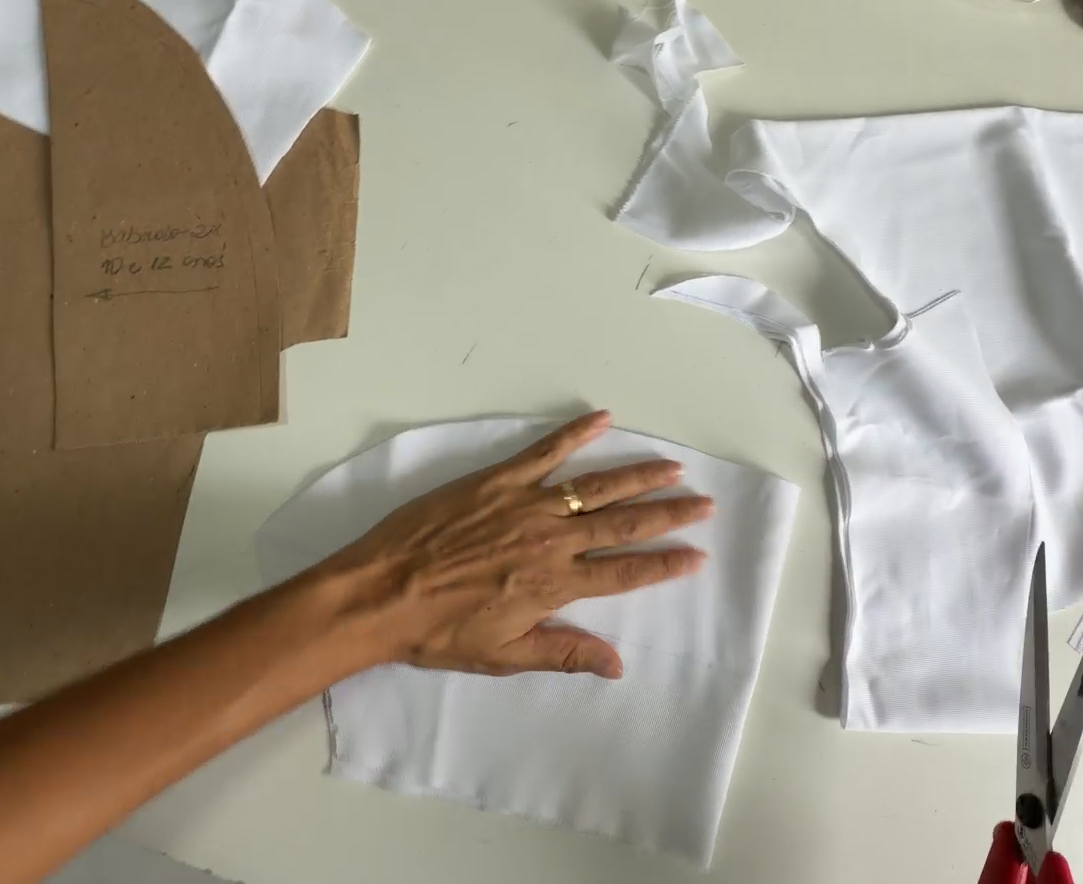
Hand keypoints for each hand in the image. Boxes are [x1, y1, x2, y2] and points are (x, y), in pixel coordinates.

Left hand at [304, 411, 710, 679]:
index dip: (665, 564)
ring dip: (638, 476)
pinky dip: (576, 433)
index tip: (697, 554)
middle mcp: (552, 540)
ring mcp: (527, 504)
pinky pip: (546, 451)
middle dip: (669, 514)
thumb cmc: (440, 631)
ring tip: (673, 468)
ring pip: (596, 486)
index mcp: (555, 584)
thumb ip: (564, 654)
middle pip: (623, 523)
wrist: (379, 592)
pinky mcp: (500, 479)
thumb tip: (618, 664)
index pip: (625, 572)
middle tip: (703, 502)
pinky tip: (603, 419)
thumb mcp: (503, 657)